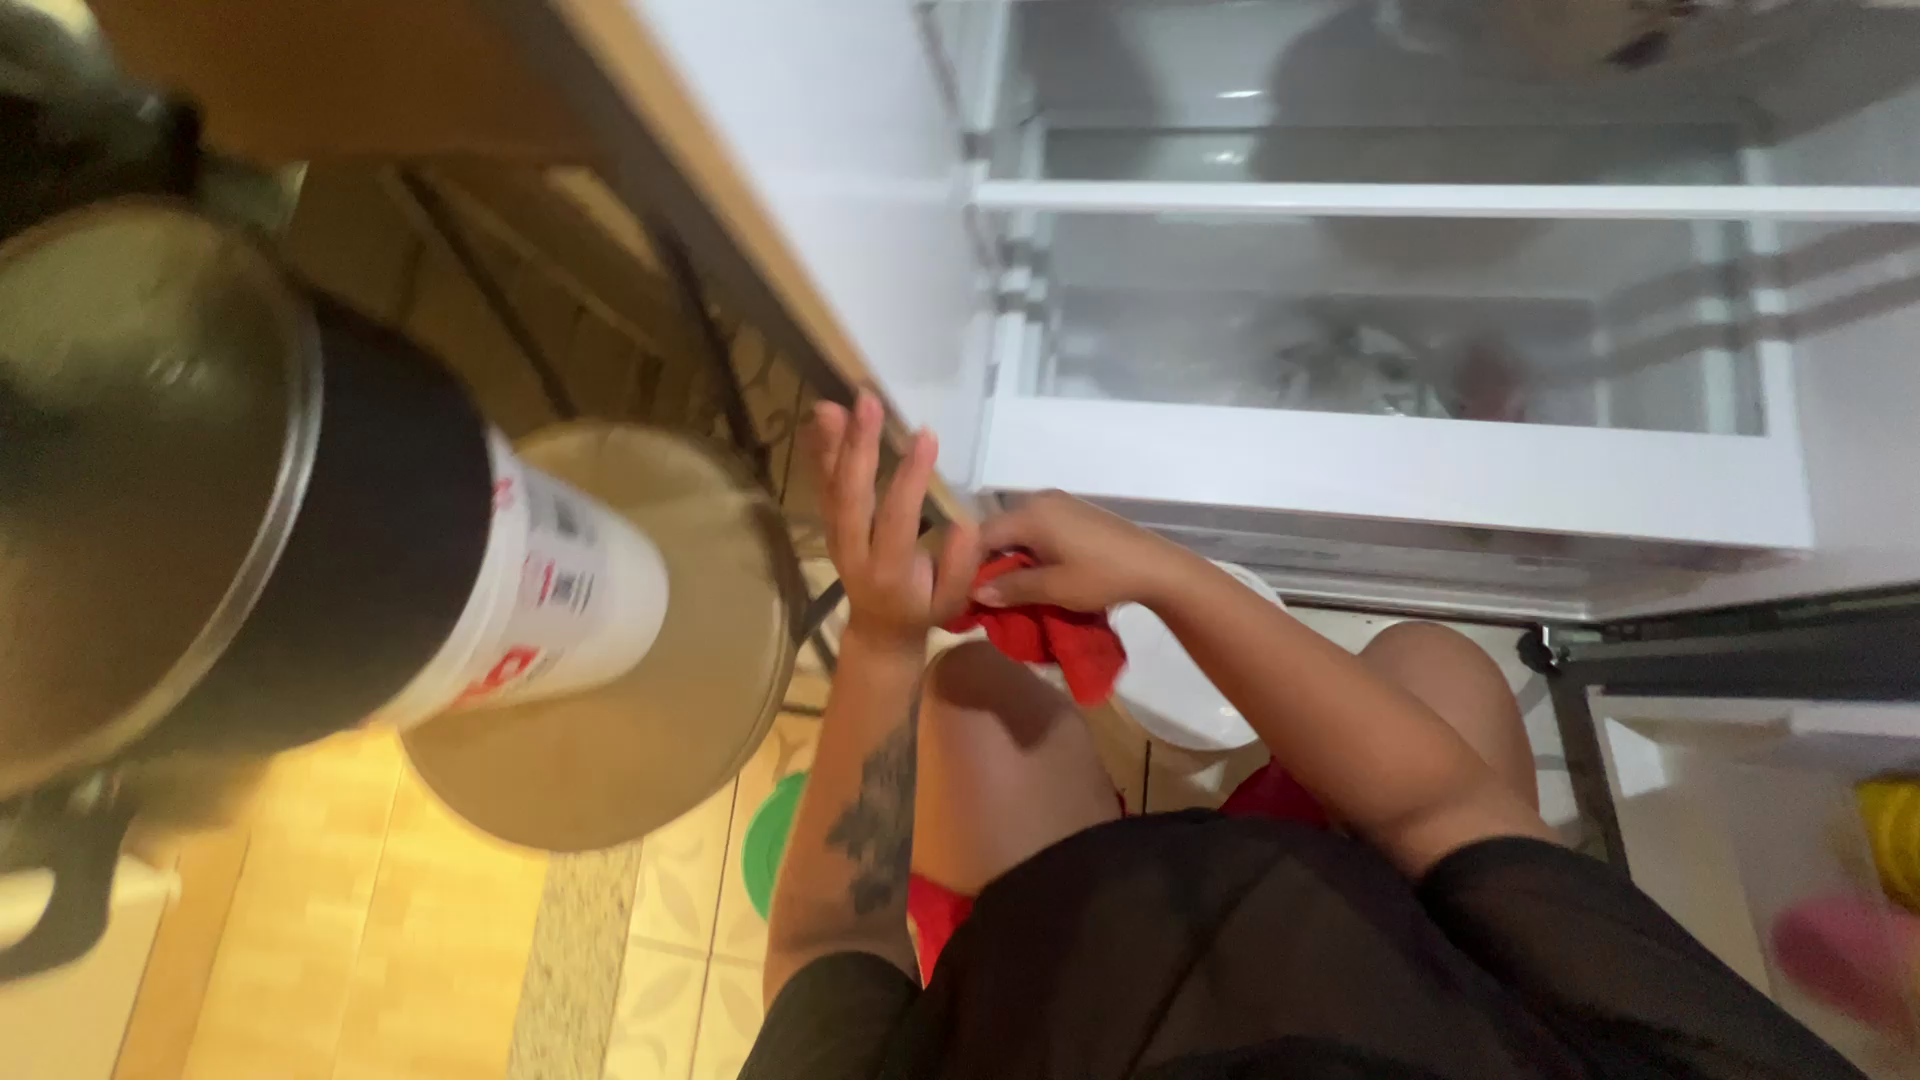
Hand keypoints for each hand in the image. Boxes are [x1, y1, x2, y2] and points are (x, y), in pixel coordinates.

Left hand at [810, 392, 980, 650]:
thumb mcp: (953, 601)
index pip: (896, 518)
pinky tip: (821, 420)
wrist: (880, 630)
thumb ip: (960, 566)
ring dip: (832, 445)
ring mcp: (836, 537)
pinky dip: (820, 453)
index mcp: (888, 569)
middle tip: (867, 403)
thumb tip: (963, 523)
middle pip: (851, 495)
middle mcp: (854, 550)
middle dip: (859, 447)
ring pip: (830, 488)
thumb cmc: (922, 611)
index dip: (909, 477)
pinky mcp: (831, 526)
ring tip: (832, 405)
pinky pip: (823, 487)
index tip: (925, 436)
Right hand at [974, 491, 1194, 611]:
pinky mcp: (1074, 512)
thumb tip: (977, 594)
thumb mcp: (1054, 588)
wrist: (1156, 566)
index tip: (967, 594)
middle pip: (998, 530)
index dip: (968, 565)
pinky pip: (1037, 528)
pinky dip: (1030, 550)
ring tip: (1011, 588)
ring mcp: (1059, 503)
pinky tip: (1036, 574)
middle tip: (987, 595)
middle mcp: (1040, 500)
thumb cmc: (1102, 576)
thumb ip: (1012, 588)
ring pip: (1018, 530)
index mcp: (1030, 514)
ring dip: (1011, 557)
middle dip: (989, 562)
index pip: (980, 535)